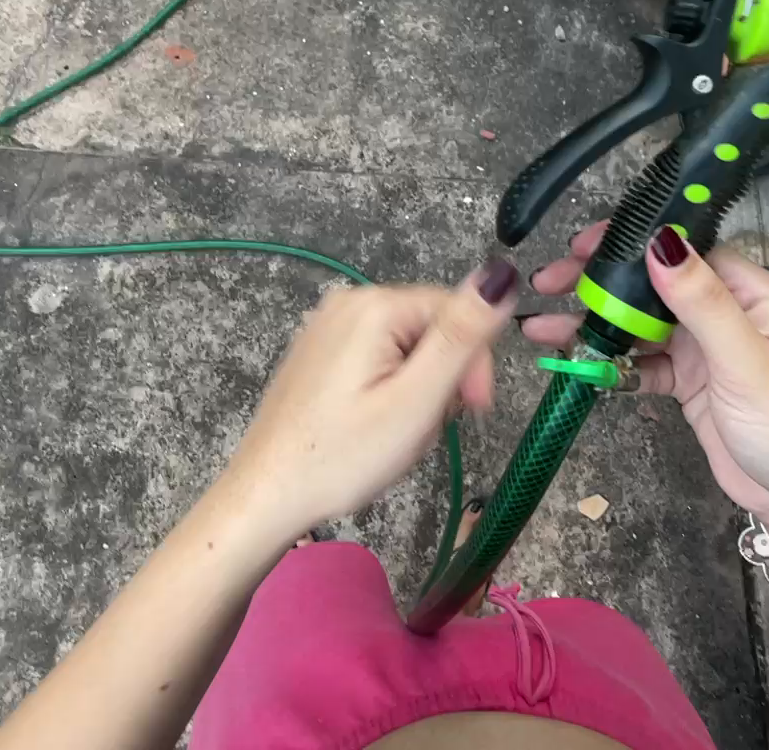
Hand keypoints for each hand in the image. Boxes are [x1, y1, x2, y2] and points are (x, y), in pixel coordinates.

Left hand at [222, 260, 519, 538]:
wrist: (267, 495)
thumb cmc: (344, 455)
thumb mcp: (416, 400)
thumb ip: (461, 336)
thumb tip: (501, 274)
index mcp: (375, 305)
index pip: (456, 311)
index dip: (474, 362)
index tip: (474, 412)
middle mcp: (347, 300)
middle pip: (429, 327)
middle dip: (441, 378)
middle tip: (424, 429)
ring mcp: (326, 324)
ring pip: (405, 346)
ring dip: (416, 388)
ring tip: (396, 433)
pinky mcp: (317, 349)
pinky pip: (375, 356)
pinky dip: (387, 388)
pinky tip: (371, 424)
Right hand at [520, 224, 768, 530]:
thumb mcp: (748, 364)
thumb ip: (703, 304)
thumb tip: (660, 242)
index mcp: (749, 296)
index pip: (684, 250)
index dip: (632, 241)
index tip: (582, 246)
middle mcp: (723, 314)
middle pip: (650, 286)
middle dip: (597, 284)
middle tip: (547, 283)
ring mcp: (703, 351)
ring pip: (638, 326)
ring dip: (592, 326)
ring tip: (541, 330)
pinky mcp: (688, 385)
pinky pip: (639, 365)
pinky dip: (608, 364)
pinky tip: (574, 365)